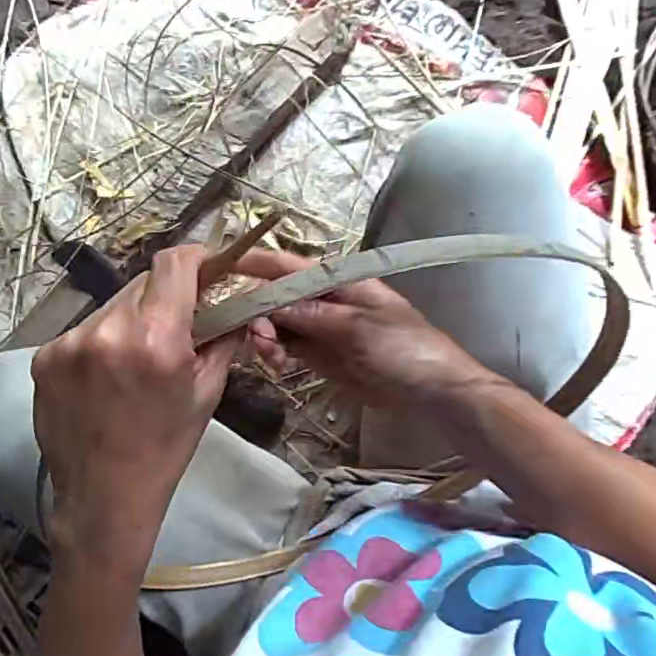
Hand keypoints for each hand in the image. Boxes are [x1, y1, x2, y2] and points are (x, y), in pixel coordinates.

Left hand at [32, 246, 240, 572]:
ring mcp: (69, 342)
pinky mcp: (44, 356)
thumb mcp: (208, 392)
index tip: (207, 269)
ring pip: (114, 304)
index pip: (174, 263)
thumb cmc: (166, 448)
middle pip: (144, 282)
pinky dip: (104, 339)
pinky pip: (86, 329)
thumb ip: (221, 337)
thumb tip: (230, 303)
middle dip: (166, 295)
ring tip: (138, 358)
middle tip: (178, 324)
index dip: (196, 259)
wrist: (104, 497)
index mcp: (157, 339)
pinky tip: (107, 375)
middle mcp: (108, 330)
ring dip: (134, 317)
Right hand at [234, 247, 496, 408]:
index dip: (258, 265)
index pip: (291, 267)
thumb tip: (270, 303)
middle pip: (277, 297)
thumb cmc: (403, 347)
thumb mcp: (358, 327)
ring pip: (278, 324)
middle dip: (260, 313)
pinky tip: (277, 365)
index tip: (225, 268)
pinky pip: (288, 348)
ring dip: (266, 338)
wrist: (430, 390)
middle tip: (259, 339)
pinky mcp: (320, 355)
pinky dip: (276, 354)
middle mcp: (325, 300)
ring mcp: (321, 328)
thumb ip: (312, 315)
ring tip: (272, 358)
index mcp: (340, 281)